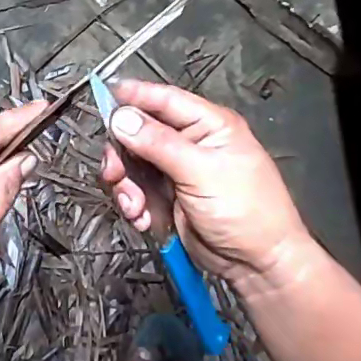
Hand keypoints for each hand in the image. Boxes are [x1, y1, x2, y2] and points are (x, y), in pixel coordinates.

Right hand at [99, 80, 317, 294]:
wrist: (256, 263)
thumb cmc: (250, 212)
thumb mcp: (202, 172)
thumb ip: (159, 143)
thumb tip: (123, 117)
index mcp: (209, 125)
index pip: (164, 100)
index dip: (133, 97)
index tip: (104, 97)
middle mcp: (191, 143)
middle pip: (139, 133)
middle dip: (123, 154)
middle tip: (116, 172)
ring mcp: (178, 171)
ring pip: (133, 165)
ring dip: (127, 186)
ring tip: (136, 205)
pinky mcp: (169, 197)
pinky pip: (138, 191)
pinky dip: (135, 205)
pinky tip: (144, 217)